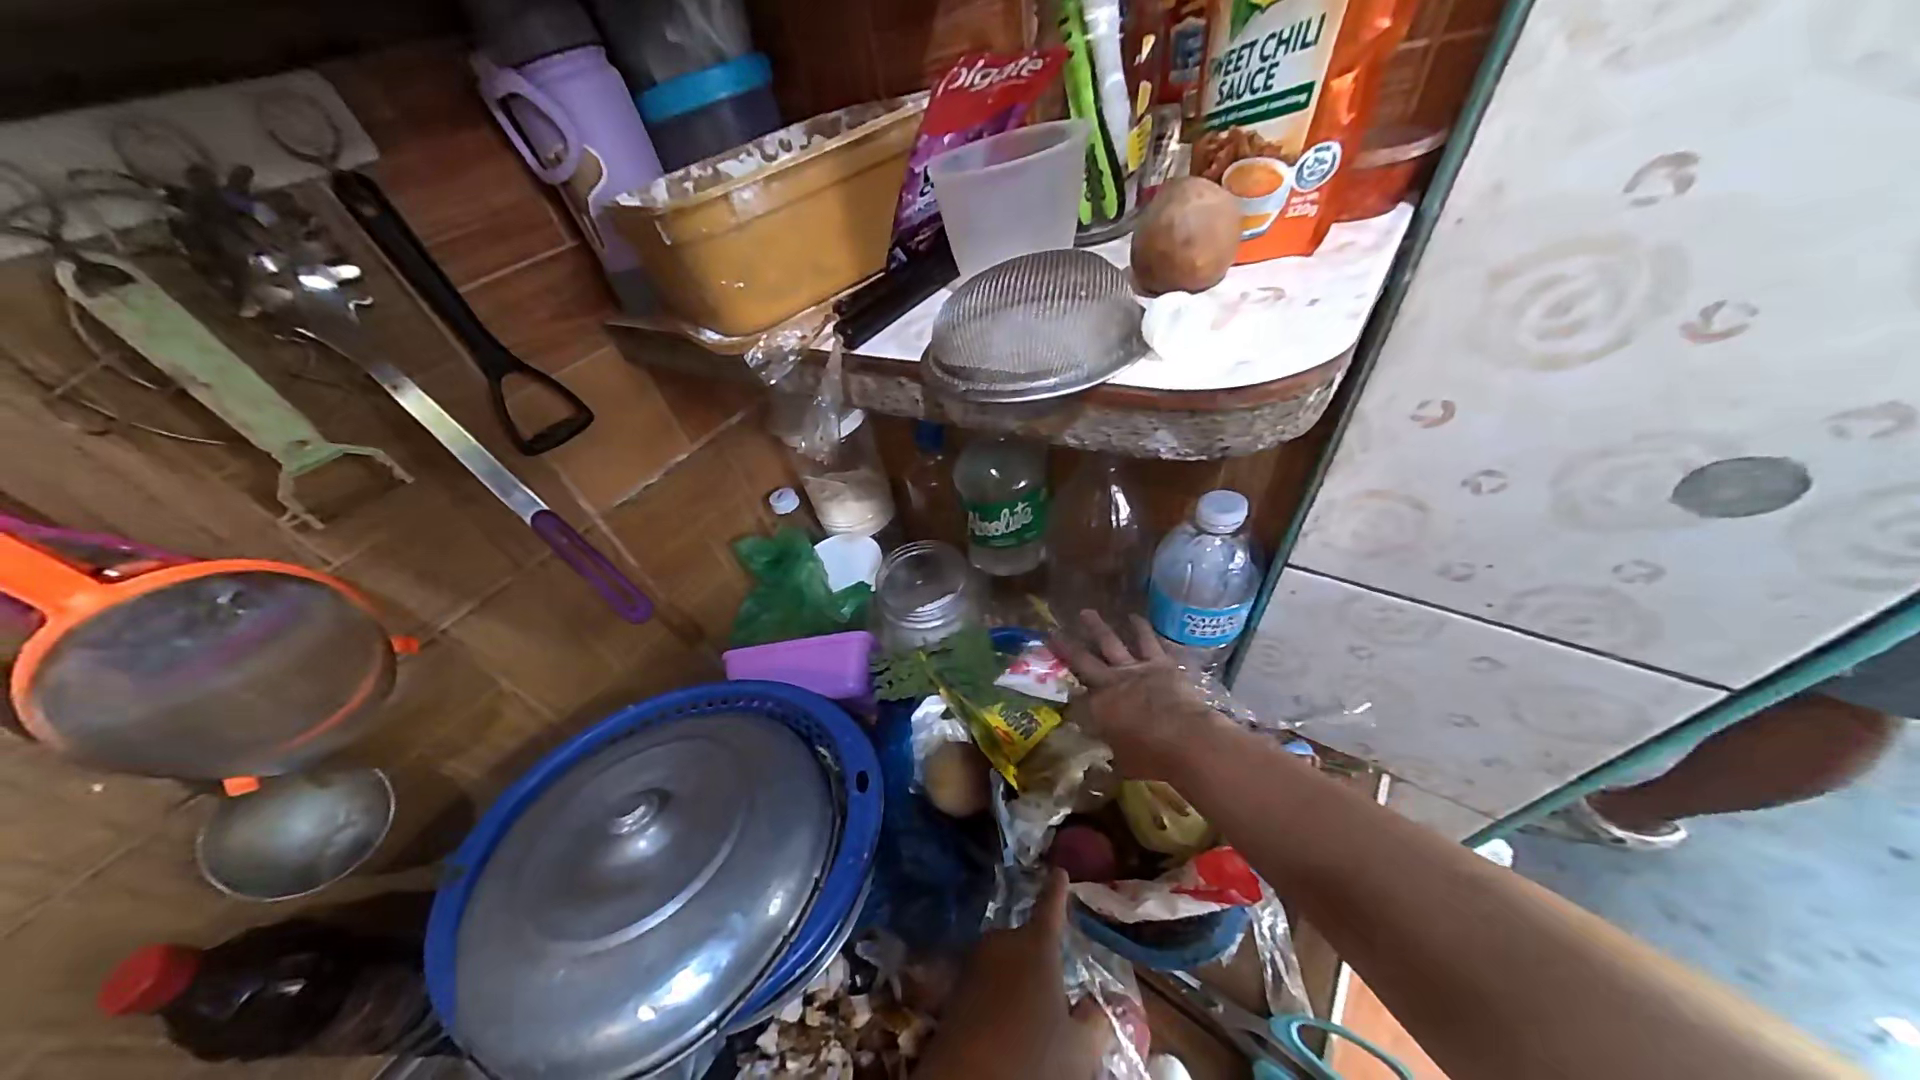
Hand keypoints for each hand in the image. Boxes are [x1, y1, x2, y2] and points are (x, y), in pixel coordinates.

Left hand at [913, 869, 1112, 1079]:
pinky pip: (985, 982)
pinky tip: (1003, 1022)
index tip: (1059, 871)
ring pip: (1003, 962)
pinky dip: (996, 995)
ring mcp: (974, 963)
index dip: (1057, 891)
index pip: (1051, 909)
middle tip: (1051, 987)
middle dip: (1037, 956)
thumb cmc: (1032, 1057)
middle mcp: (1003, 943)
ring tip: (1029, 1012)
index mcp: (1037, 946)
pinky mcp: (954, 988)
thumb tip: (1100, 1004)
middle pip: (1025, 940)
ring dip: (1015, 977)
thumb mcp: (1079, 1048)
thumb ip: (1096, 1020)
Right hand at [1050, 610, 1229, 780]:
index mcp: (1096, 709)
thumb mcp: (1122, 764)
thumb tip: (1099, 767)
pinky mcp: (1159, 663)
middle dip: (1066, 647)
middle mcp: (1109, 683)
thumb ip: (1109, 758)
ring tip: (1086, 612)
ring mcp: (1134, 669)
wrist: (1187, 739)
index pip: (1075, 700)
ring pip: (1110, 643)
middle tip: (1052, 632)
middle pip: (1082, 662)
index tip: (1055, 690)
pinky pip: (1146, 641)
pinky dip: (1140, 627)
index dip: (1064, 693)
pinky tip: (1134, 616)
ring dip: (1097, 627)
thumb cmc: (1152, 757)